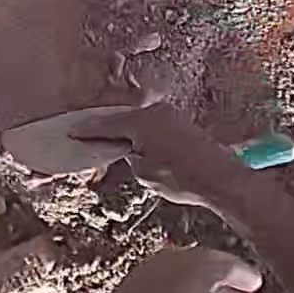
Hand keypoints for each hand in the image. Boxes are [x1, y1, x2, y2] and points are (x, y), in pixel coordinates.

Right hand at [69, 104, 243, 208]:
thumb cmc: (181, 178)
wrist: (219, 179)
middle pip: (122, 118)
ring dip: (126, 129)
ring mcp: (171, 115)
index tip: (73, 133)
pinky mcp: (183, 123)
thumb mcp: (143, 172)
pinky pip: (154, 123)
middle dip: (106, 127)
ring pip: (139, 119)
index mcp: (141, 122)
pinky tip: (137, 142)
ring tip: (112, 141)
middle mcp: (155, 112)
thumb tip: (127, 150)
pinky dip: (142, 131)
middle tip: (88, 135)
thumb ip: (129, 156)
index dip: (87, 131)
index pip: (106, 125)